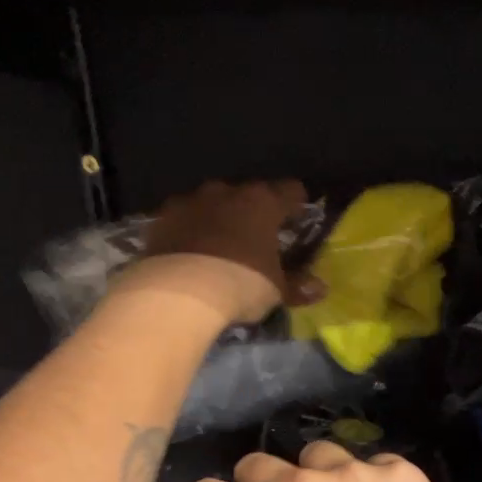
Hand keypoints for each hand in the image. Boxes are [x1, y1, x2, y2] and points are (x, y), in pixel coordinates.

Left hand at [112, 180, 324, 325]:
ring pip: (212, 204)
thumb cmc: (241, 284)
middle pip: (247, 195)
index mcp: (262, 202)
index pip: (290, 191)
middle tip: (256, 240)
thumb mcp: (275, 290)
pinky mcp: (161, 218)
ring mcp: (190, 201)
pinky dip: (189, 233)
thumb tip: (320, 288)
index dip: (296, 204)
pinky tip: (189, 254)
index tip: (298, 219)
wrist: (180, 291)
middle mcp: (227, 191)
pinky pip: (183, 221)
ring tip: (219, 248)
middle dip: (253, 214)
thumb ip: (297, 286)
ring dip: (218, 220)